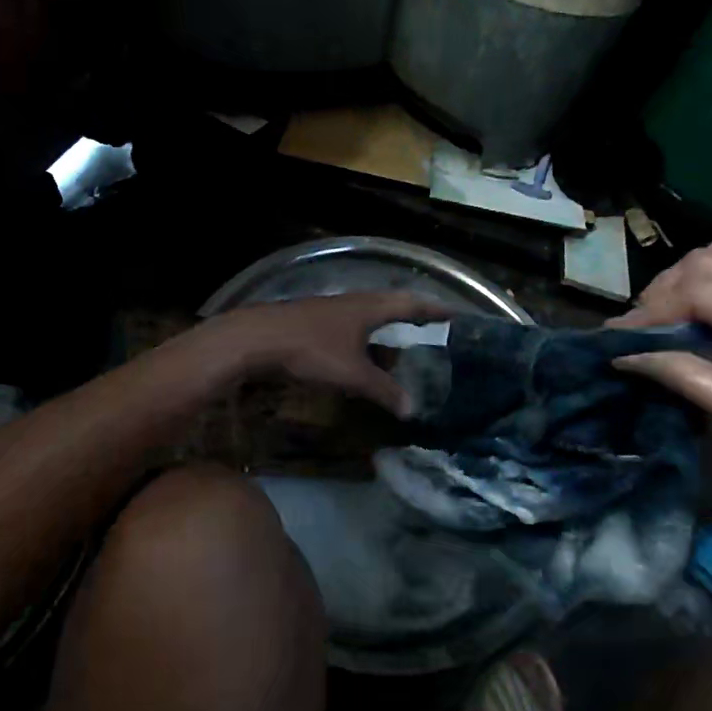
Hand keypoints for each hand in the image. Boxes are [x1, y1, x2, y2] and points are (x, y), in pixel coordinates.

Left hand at [200, 292, 447, 416]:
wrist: (257, 338)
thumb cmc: (310, 349)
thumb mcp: (352, 374)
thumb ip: (383, 390)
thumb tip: (412, 409)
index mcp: (368, 307)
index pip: (411, 303)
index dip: (434, 309)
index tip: (455, 313)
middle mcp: (351, 302)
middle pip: (389, 304)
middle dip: (411, 314)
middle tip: (430, 324)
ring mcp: (329, 310)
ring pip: (366, 315)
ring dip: (383, 328)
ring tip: (398, 344)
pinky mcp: (310, 321)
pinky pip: (347, 327)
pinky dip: (362, 339)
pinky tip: (358, 354)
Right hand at [610, 240, 711, 503]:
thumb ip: (689, 379)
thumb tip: (625, 355)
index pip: (706, 289)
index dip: (654, 310)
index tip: (620, 340)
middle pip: (709, 260)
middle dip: (661, 292)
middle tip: (639, 333)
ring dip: (680, 281)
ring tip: (663, 320)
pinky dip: (703, 279)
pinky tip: (697, 311)